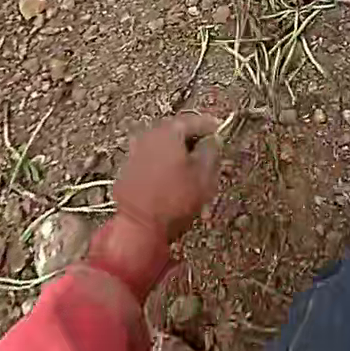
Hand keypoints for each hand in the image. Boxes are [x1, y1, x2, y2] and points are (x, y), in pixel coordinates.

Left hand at [111, 113, 222, 242]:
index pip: (195, 121)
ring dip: (179, 152)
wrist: (138, 229)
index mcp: (168, 132)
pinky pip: (152, 160)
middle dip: (194, 139)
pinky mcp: (126, 174)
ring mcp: (134, 156)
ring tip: (193, 166)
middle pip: (176, 131)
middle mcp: (148, 138)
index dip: (212, 127)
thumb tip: (212, 141)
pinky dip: (165, 164)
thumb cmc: (176, 199)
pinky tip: (175, 178)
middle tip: (210, 149)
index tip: (222, 133)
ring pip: (163, 147)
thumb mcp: (206, 173)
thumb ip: (212, 150)